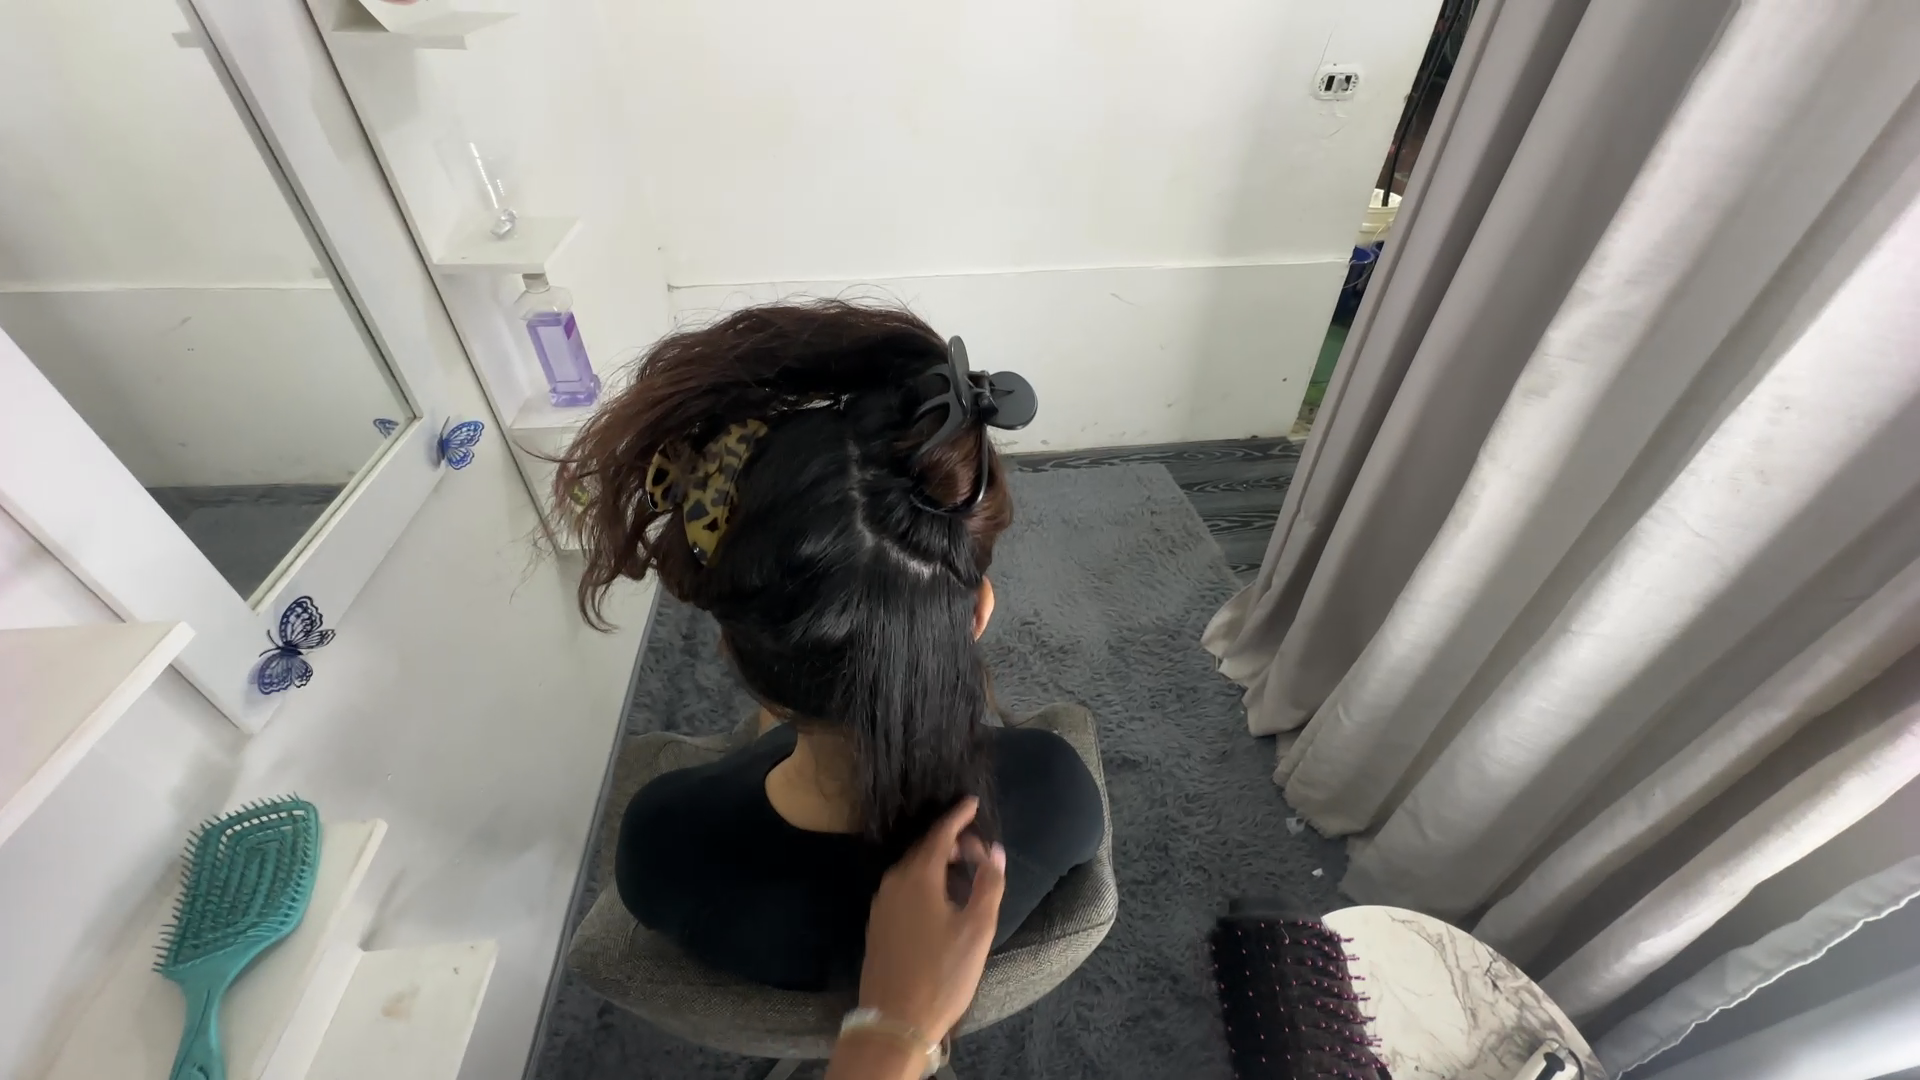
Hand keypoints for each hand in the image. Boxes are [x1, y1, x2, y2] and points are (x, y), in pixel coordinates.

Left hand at [857, 796, 1006, 1040]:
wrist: (894, 1020)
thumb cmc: (941, 973)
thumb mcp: (976, 929)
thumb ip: (988, 884)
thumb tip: (995, 850)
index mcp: (918, 875)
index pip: (940, 833)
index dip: (958, 815)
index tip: (973, 801)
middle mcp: (895, 880)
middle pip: (926, 848)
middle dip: (952, 841)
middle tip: (978, 851)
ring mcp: (883, 902)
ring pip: (914, 868)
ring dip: (939, 862)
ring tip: (963, 873)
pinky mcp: (879, 922)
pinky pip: (905, 885)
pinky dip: (925, 879)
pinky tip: (940, 898)